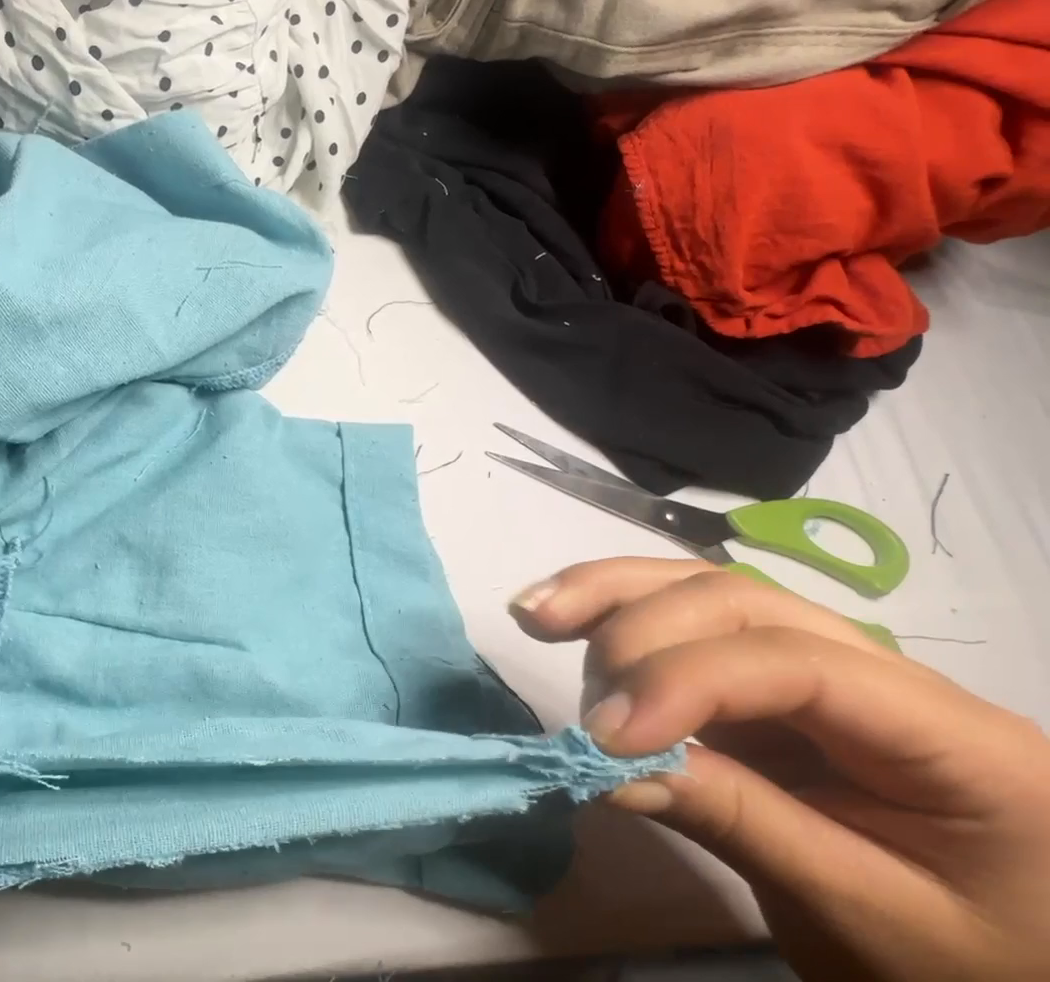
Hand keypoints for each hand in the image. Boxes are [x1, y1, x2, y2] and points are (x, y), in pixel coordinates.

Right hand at [513, 558, 1049, 981]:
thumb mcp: (865, 916)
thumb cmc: (967, 964)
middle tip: (586, 716)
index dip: (687, 683)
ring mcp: (829, 669)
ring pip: (708, 592)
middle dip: (644, 638)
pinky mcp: (772, 684)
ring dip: (614, 598)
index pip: (799, 664)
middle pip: (745, 605)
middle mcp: (894, 676)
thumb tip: (610, 765)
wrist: (1002, 970)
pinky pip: (690, 627)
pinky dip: (619, 613)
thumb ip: (745, 824)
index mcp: (958, 739)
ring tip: (534, 616)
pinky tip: (563, 614)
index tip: (604, 740)